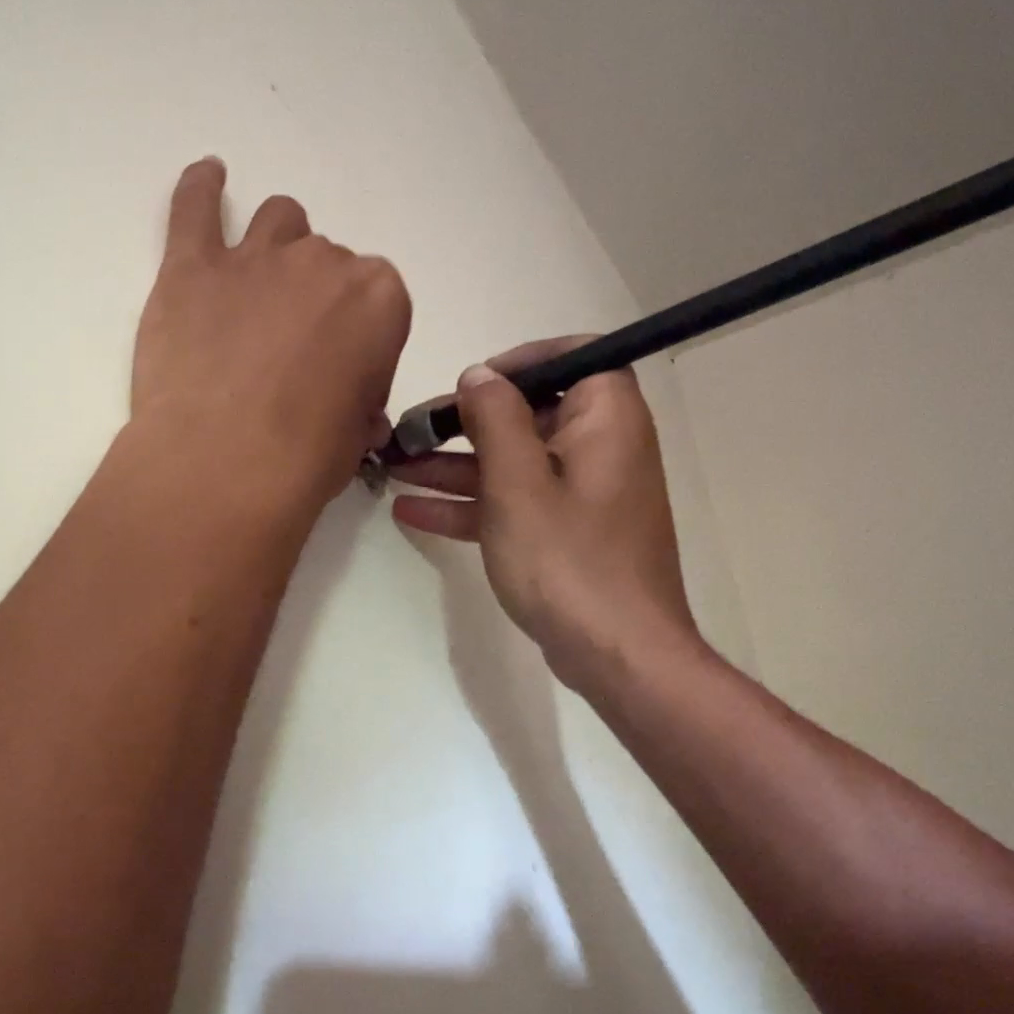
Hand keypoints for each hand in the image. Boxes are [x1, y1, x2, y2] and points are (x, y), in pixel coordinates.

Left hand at [132, 158, 409, 508]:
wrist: (223, 466)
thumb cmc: (306, 460)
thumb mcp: (357, 438)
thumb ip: (360, 405)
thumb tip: (353, 412)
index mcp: (380, 298)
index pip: (379, 305)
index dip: (361, 344)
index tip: (343, 380)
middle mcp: (323, 263)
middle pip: (328, 264)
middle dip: (318, 301)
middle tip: (295, 356)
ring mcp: (255, 258)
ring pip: (279, 222)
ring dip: (279, 247)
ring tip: (261, 286)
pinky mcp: (192, 268)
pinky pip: (195, 206)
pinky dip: (202, 189)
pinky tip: (209, 177)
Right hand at [390, 337, 706, 695]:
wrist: (619, 656)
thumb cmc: (568, 560)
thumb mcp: (519, 483)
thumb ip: (495, 419)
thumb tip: (480, 375)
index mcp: (606, 419)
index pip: (573, 357)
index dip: (520, 362)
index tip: (472, 382)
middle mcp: (601, 449)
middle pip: (529, 416)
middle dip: (465, 425)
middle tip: (411, 432)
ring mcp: (583, 497)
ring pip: (514, 466)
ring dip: (455, 468)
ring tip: (393, 468)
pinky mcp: (566, 537)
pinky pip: (516, 505)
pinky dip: (472, 506)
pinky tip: (412, 512)